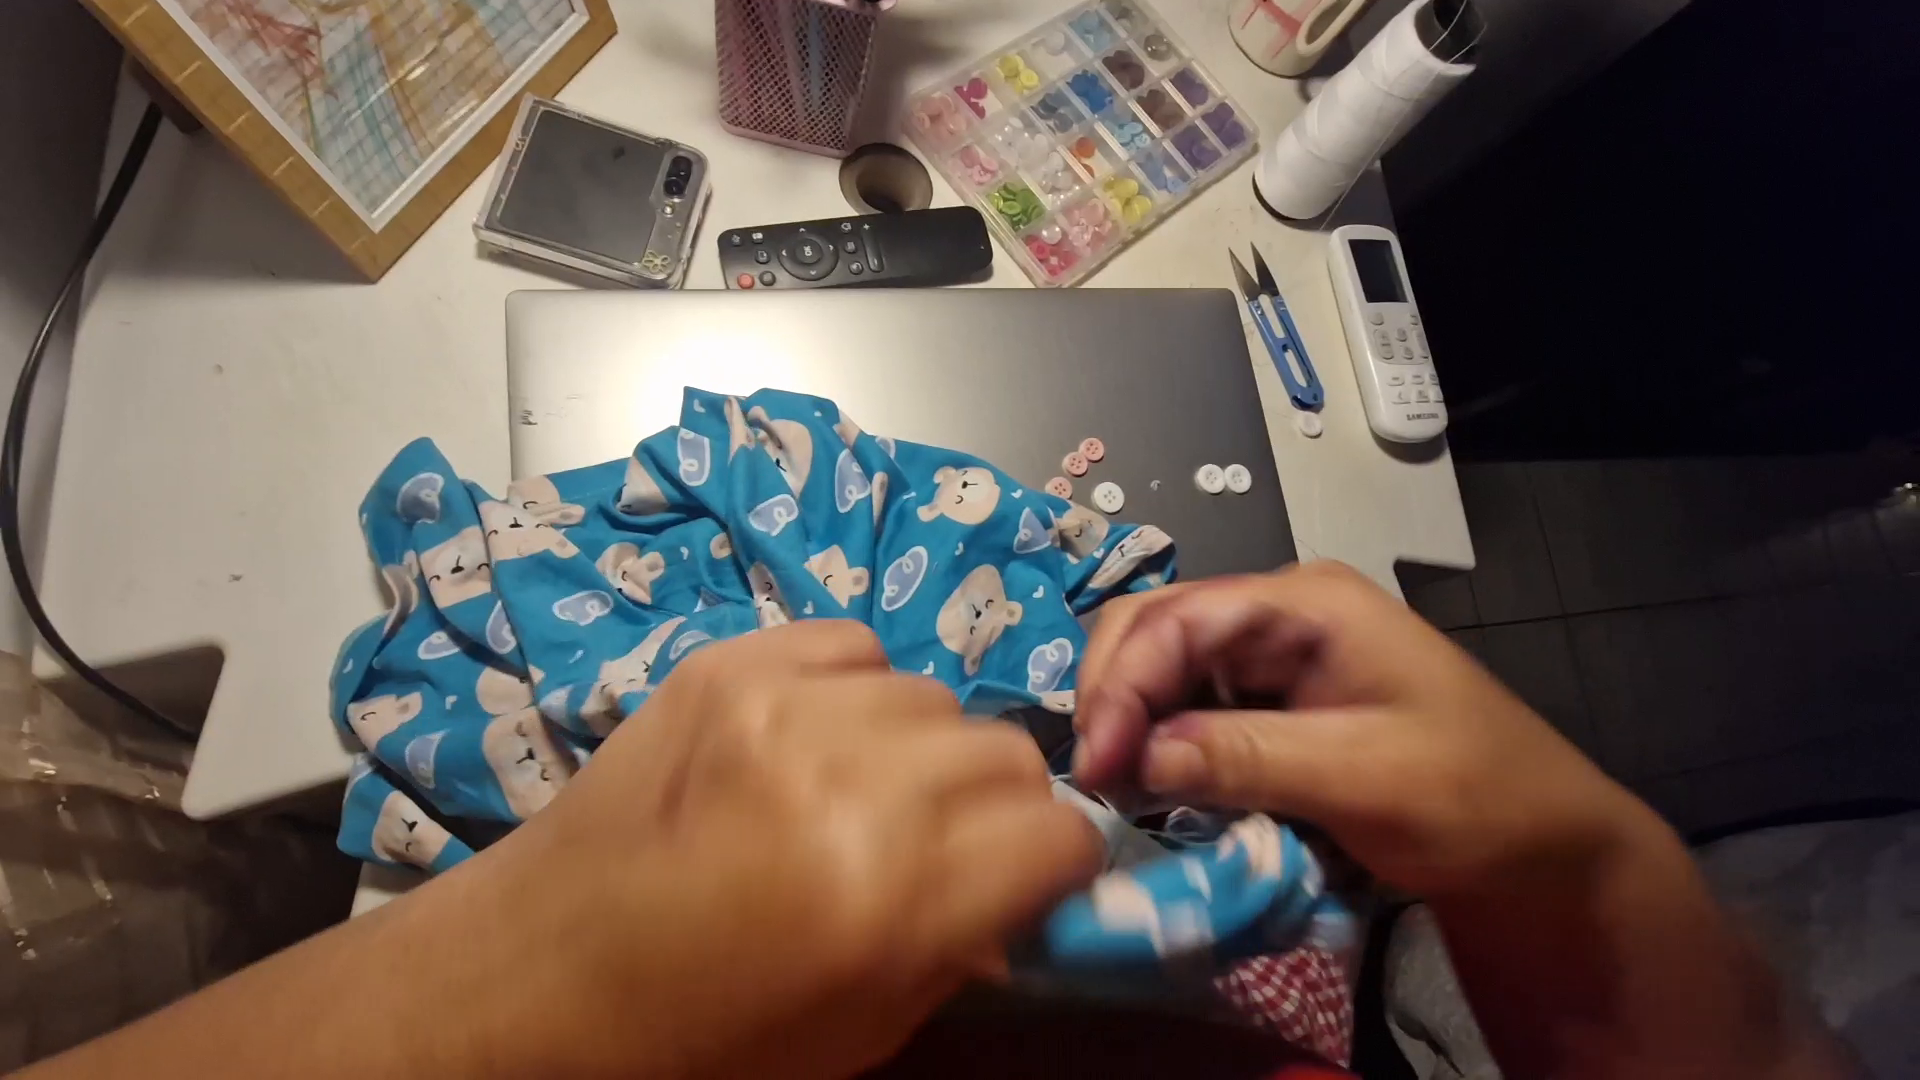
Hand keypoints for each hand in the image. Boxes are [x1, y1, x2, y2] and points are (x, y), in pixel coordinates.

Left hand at [476, 620, 1102, 1078]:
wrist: (540, 969)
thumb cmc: (708, 1033)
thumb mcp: (866, 1025)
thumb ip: (971, 937)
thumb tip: (1036, 872)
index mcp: (890, 894)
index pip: (1057, 834)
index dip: (1056, 858)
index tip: (1031, 868)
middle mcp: (849, 781)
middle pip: (1008, 751)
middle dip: (997, 802)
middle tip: (942, 833)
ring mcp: (783, 703)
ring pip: (935, 696)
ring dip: (920, 748)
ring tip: (860, 785)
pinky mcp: (733, 659)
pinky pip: (856, 646)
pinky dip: (856, 690)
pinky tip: (811, 734)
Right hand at [1071, 561, 1651, 895]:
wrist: (1539, 844)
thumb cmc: (1476, 797)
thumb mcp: (1364, 777)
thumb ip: (1246, 756)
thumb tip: (1133, 756)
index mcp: (1306, 602)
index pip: (1181, 618)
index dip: (1124, 682)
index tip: (1097, 761)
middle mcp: (1272, 611)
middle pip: (1154, 625)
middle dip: (1113, 692)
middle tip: (1097, 771)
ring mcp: (1263, 650)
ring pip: (1157, 661)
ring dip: (1125, 715)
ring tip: (1114, 780)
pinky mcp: (1258, 693)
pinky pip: (1181, 699)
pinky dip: (1152, 735)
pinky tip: (1147, 774)